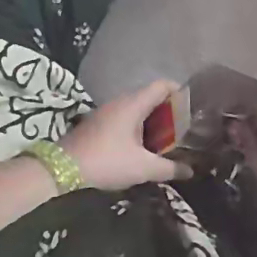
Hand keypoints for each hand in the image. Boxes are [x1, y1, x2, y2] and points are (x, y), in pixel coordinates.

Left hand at [60, 80, 191, 190]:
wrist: (62, 167)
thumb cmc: (107, 161)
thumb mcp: (143, 168)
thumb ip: (169, 168)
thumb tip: (191, 171)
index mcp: (133, 104)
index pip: (162, 85)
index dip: (180, 92)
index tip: (193, 109)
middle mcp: (121, 102)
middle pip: (151, 97)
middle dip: (169, 112)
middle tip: (185, 130)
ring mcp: (107, 111)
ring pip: (137, 109)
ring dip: (153, 122)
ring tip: (168, 141)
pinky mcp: (99, 123)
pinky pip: (125, 118)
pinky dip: (138, 128)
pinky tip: (143, 148)